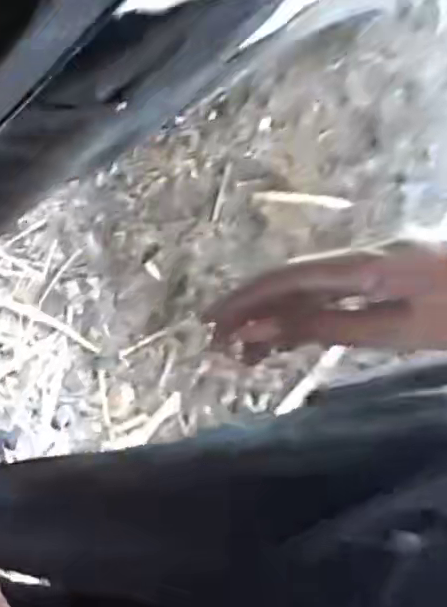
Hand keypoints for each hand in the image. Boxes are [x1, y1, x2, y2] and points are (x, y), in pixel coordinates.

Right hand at [208, 240, 446, 354]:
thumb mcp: (400, 330)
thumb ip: (323, 328)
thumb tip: (251, 332)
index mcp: (374, 263)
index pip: (287, 276)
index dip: (241, 298)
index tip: (204, 324)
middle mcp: (375, 253)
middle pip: (295, 279)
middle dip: (252, 311)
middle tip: (222, 345)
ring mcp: (390, 260)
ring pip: (313, 286)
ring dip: (277, 316)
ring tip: (256, 353)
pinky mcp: (402, 270)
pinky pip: (338, 289)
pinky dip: (306, 313)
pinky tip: (292, 336)